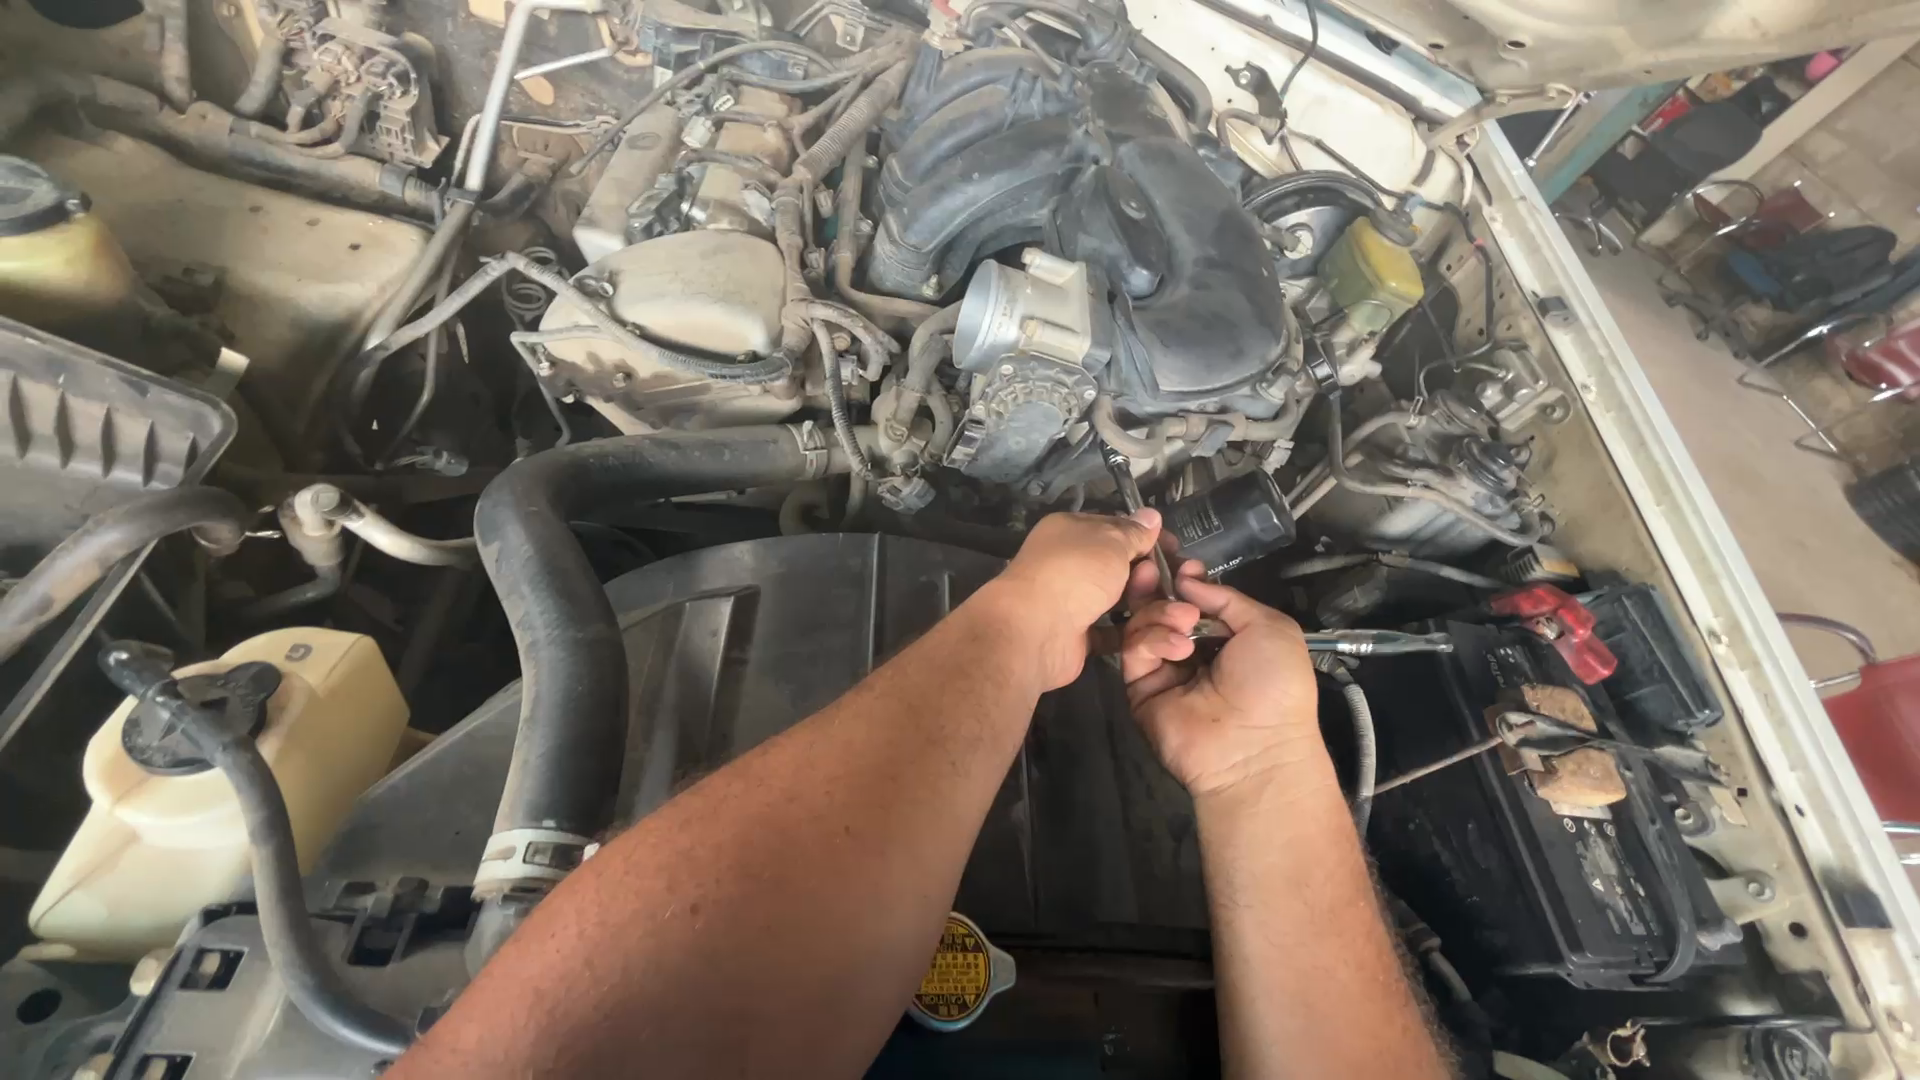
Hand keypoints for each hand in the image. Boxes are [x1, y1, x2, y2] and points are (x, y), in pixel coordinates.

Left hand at [971, 509, 1161, 690]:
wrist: (1036, 629)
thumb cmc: (1074, 572)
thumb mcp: (1109, 541)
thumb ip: (1133, 532)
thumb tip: (1150, 516)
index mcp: (1070, 532)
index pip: (1114, 529)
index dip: (1146, 538)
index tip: (1175, 549)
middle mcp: (1070, 565)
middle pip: (1119, 567)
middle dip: (1150, 574)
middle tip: (1176, 582)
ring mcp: (1073, 602)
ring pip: (1119, 600)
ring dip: (1148, 605)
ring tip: (1179, 612)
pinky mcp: (1079, 636)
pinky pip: (1113, 632)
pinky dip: (1135, 632)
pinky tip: (1164, 633)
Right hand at [1121, 560, 1321, 795]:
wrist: (1256, 748)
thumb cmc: (1274, 686)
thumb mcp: (1269, 626)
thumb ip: (1226, 596)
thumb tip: (1187, 579)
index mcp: (1223, 636)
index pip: (1190, 599)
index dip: (1181, 578)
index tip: (1180, 563)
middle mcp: (1189, 649)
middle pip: (1158, 606)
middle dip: (1156, 585)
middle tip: (1152, 569)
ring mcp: (1162, 669)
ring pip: (1142, 623)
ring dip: (1160, 612)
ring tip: (1186, 622)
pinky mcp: (1139, 688)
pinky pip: (1134, 651)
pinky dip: (1152, 640)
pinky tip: (1177, 648)